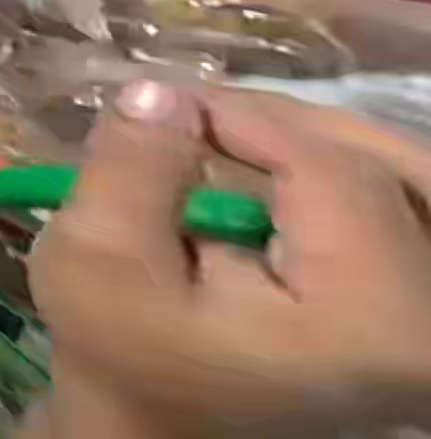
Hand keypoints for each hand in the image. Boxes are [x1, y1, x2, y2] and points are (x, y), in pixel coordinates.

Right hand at [27, 82, 430, 438]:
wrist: (153, 422)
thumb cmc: (116, 341)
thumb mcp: (97, 252)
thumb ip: (131, 170)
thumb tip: (155, 90)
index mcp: (376, 323)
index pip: (339, 177)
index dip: (244, 116)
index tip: (155, 98)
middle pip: (417, 181)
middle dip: (302, 124)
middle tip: (205, 107)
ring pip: (418, 195)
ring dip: (321, 145)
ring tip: (230, 129)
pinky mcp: (411, 318)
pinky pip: (400, 221)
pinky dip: (333, 178)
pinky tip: (262, 170)